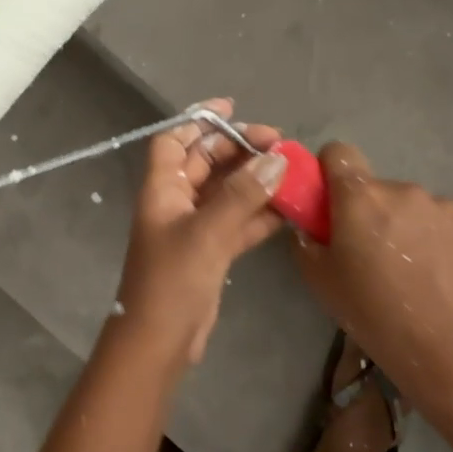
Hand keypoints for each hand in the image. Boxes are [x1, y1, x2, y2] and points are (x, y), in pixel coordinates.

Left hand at [116, 99, 286, 364]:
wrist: (160, 341)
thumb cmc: (173, 280)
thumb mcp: (208, 232)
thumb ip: (242, 194)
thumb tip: (276, 158)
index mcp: (162, 188)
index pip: (175, 140)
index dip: (200, 121)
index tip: (234, 109)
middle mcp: (176, 202)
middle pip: (206, 162)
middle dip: (239, 149)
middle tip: (280, 145)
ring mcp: (194, 228)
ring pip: (227, 192)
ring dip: (255, 179)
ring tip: (293, 170)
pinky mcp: (211, 252)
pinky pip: (238, 222)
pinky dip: (260, 213)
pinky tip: (291, 207)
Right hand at [291, 142, 452, 363]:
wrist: (449, 349)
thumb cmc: (374, 312)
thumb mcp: (320, 281)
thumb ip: (306, 242)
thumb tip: (310, 227)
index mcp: (360, 197)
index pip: (339, 152)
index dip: (331, 172)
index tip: (331, 203)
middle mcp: (403, 190)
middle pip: (377, 189)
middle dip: (370, 212)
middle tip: (371, 255)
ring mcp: (443, 207)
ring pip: (411, 208)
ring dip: (405, 227)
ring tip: (410, 272)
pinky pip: (442, 224)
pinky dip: (435, 241)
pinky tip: (438, 278)